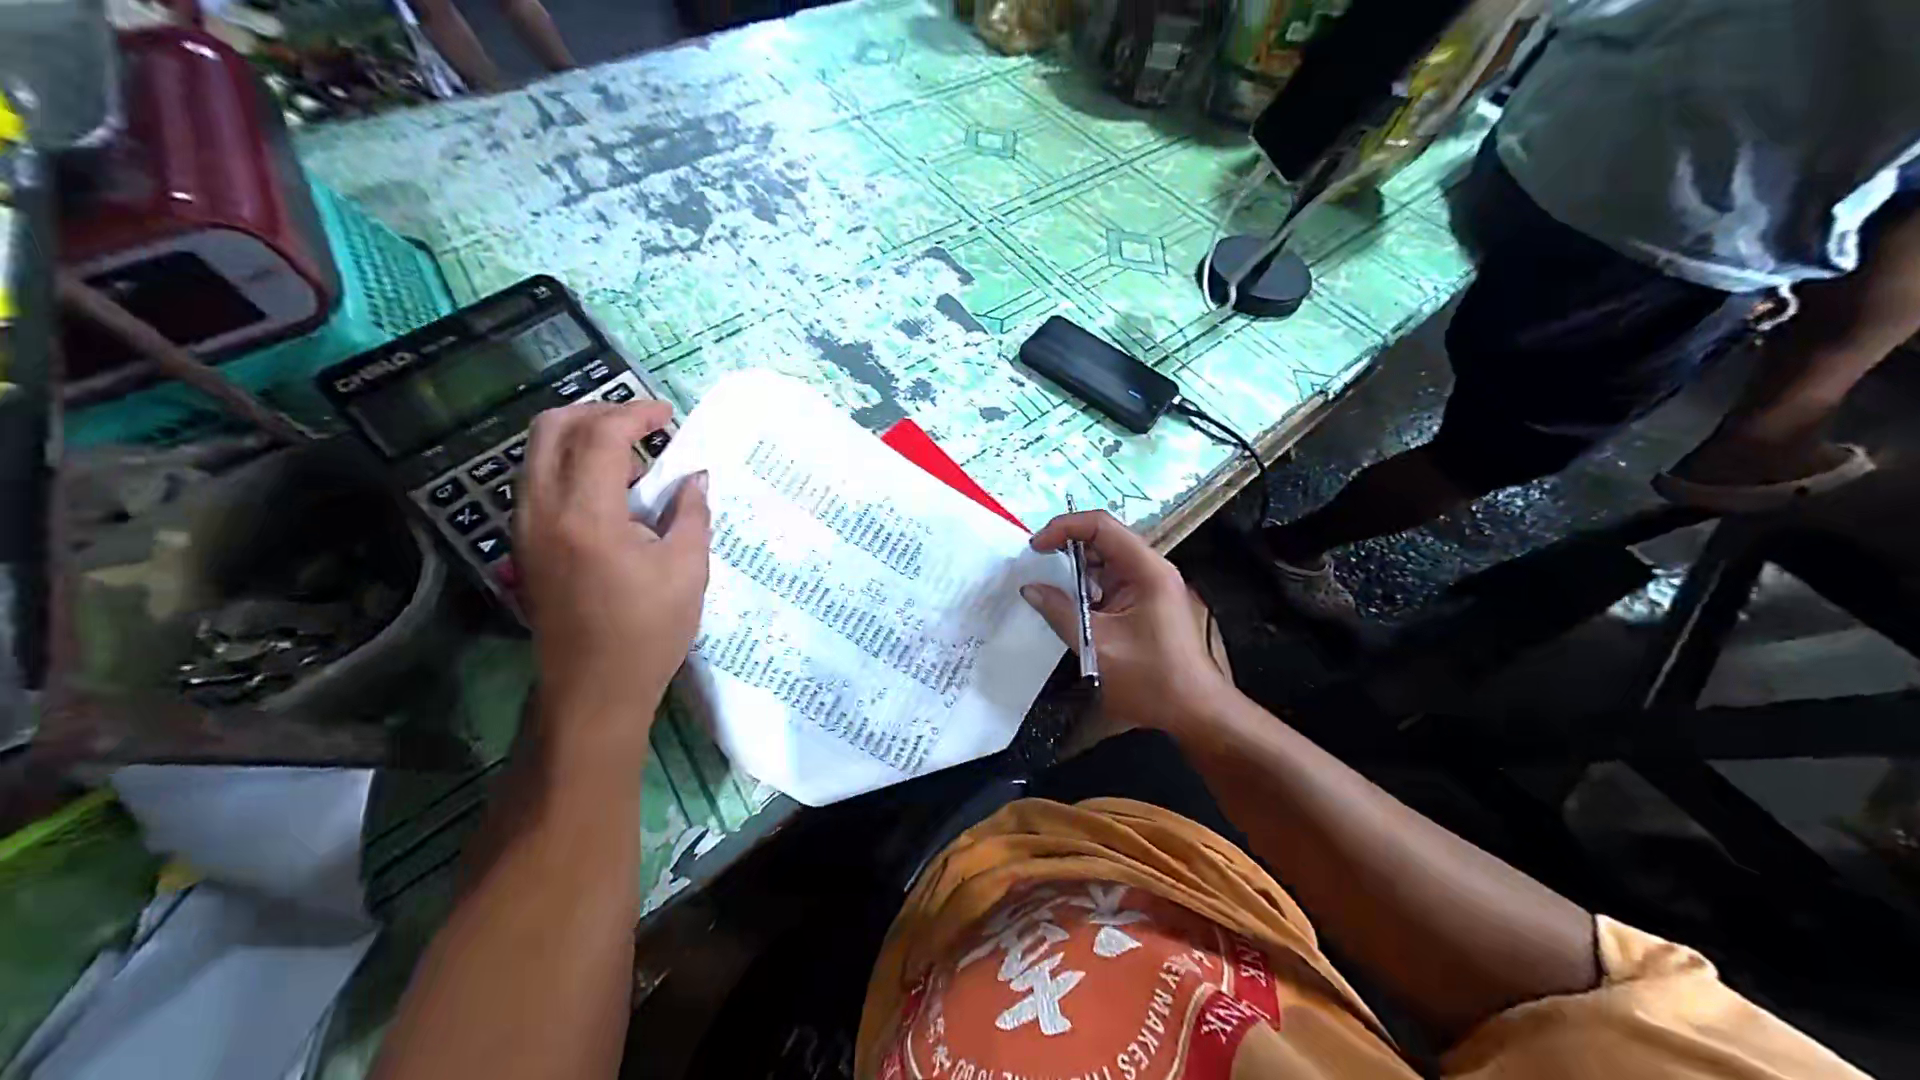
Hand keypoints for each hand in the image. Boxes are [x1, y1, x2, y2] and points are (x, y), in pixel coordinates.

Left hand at [514, 402, 710, 749]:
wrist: (594, 689)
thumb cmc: (648, 632)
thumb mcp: (687, 569)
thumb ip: (691, 512)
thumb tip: (695, 477)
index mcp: (587, 515)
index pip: (601, 435)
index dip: (636, 414)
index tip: (668, 414)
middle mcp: (543, 510)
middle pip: (552, 428)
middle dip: (599, 413)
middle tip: (642, 426)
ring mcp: (526, 526)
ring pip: (538, 452)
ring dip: (582, 438)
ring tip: (631, 457)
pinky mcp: (525, 543)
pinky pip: (539, 480)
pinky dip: (571, 465)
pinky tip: (611, 490)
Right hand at [1022, 511, 1236, 736]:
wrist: (1193, 711)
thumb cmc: (1151, 679)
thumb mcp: (1098, 645)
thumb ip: (1061, 612)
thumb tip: (1030, 589)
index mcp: (1146, 571)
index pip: (1101, 526)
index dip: (1064, 528)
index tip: (1036, 547)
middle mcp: (1150, 570)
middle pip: (1103, 539)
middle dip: (1066, 545)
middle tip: (1035, 562)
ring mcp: (1148, 586)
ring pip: (1104, 560)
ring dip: (1074, 568)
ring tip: (1045, 581)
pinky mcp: (1143, 603)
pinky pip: (1109, 582)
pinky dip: (1085, 586)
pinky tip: (1066, 601)